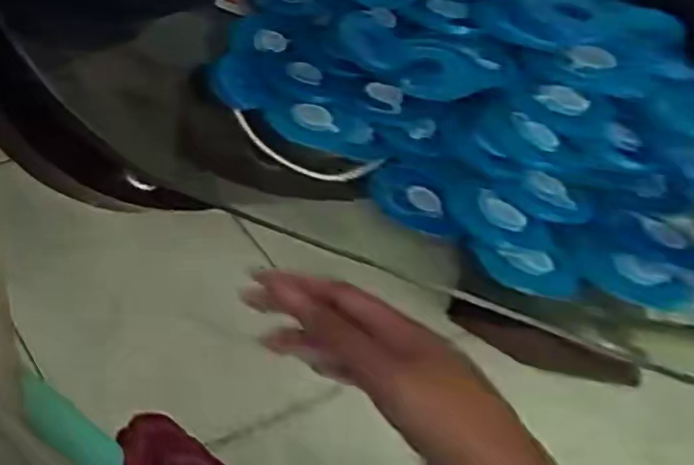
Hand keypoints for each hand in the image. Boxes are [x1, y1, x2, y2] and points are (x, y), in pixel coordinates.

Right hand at [243, 271, 551, 464]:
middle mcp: (407, 342)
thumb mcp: (382, 369)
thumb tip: (282, 286)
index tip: (253, 278)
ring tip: (271, 342)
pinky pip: (362, 366)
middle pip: (342, 313)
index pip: (339, 292)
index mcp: (403, 328)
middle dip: (295, 305)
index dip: (295, 281)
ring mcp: (415, 372)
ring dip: (308, 335)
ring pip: (349, 341)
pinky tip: (317, 366)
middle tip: (250, 303)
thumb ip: (332, 328)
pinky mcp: (416, 399)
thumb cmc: (443, 416)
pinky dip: (333, 360)